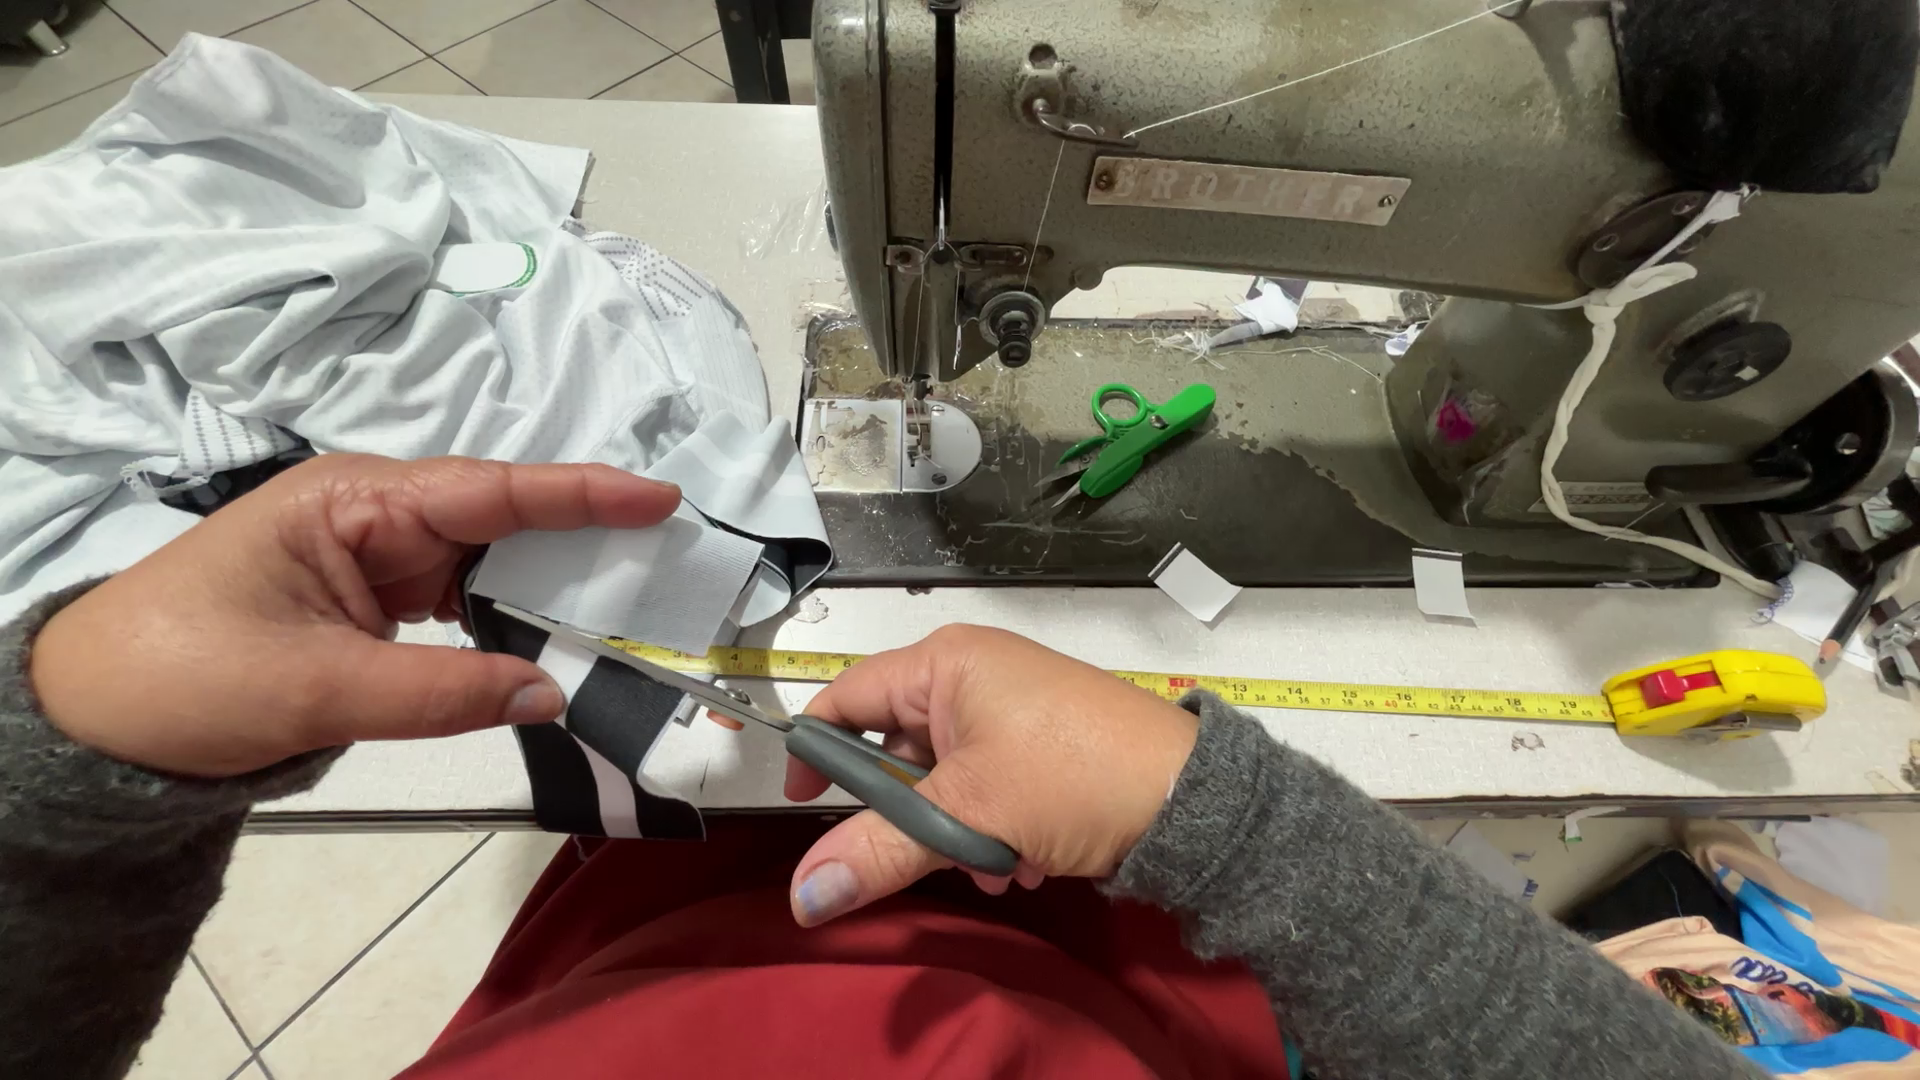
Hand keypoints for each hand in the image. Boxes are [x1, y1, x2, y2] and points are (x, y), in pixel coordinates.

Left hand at [29, 454, 680, 776]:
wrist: (92, 724)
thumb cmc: (179, 681)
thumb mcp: (312, 689)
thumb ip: (441, 694)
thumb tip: (555, 696)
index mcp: (358, 503)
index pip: (492, 490)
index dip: (583, 494)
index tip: (660, 499)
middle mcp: (385, 513)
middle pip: (510, 516)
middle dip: (589, 532)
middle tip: (667, 553)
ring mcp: (392, 551)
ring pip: (502, 555)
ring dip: (562, 578)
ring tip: (633, 594)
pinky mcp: (396, 589)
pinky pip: (481, 590)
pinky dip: (526, 610)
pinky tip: (565, 628)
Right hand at [768, 625, 1198, 925]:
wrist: (1190, 798)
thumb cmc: (1071, 775)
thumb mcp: (968, 813)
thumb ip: (879, 850)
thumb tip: (803, 894)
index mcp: (945, 665)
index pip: (850, 694)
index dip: (817, 746)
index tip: (802, 801)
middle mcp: (972, 675)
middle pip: (899, 745)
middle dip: (910, 810)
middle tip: (926, 851)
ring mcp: (1008, 707)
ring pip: (943, 775)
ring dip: (956, 829)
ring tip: (995, 863)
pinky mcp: (1037, 740)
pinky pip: (985, 781)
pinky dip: (991, 825)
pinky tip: (1024, 858)